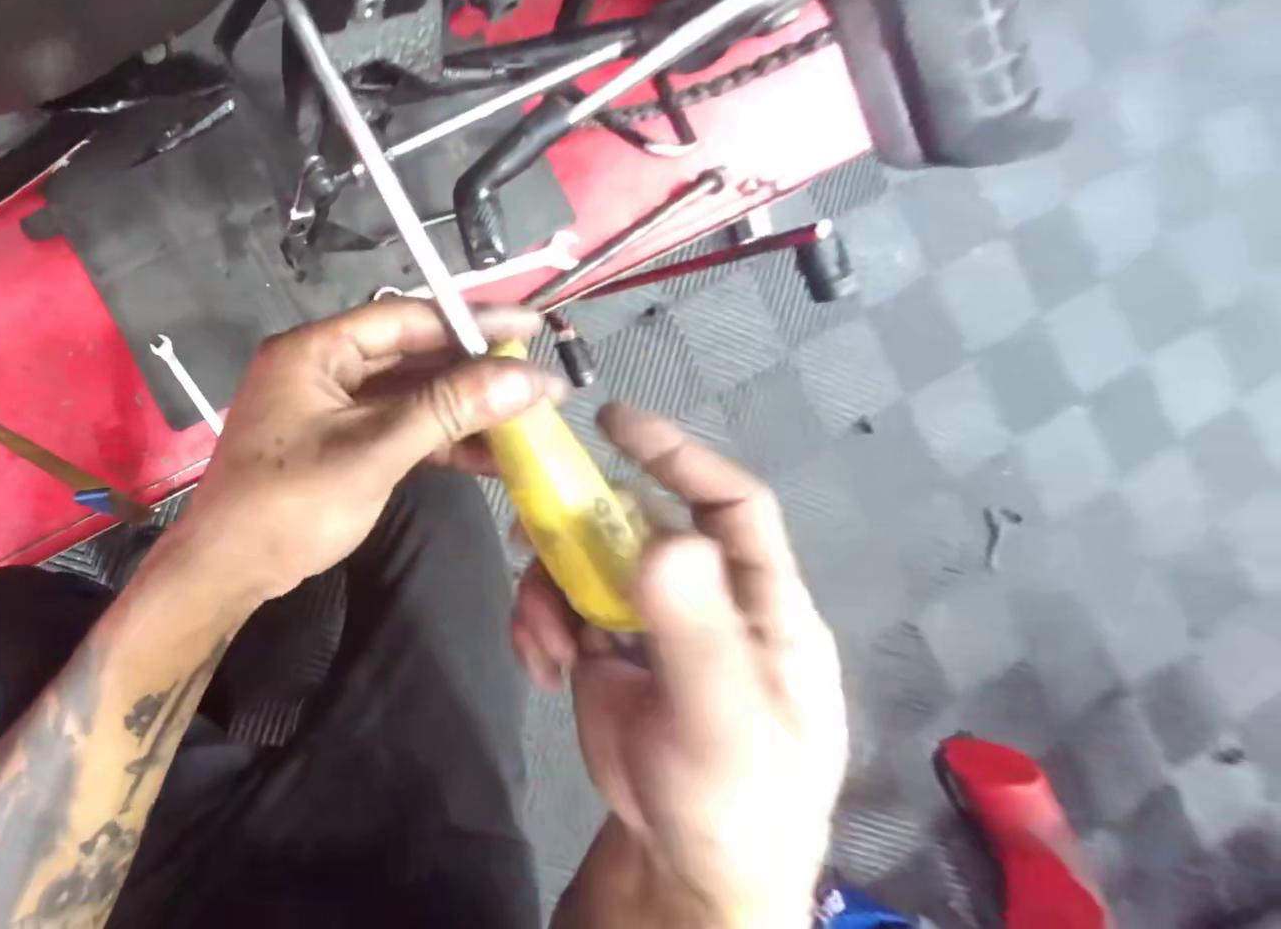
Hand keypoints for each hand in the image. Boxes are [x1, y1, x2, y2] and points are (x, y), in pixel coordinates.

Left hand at [175, 299, 565, 604]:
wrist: (228, 570)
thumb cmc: (290, 504)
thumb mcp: (373, 452)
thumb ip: (448, 410)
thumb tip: (526, 378)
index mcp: (314, 350)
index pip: (404, 318)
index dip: (470, 320)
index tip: (529, 326)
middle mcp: (321, 368)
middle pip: (409, 355)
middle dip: (472, 369)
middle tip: (535, 375)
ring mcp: (329, 407)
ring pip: (407, 395)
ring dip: (460, 408)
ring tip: (525, 416)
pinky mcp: (338, 442)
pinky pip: (396, 427)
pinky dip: (437, 439)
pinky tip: (488, 453)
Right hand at [514, 405, 846, 928]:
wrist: (682, 864)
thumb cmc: (731, 798)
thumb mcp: (722, 721)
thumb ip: (696, 633)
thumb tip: (666, 538)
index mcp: (757, 600)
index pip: (729, 503)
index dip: (677, 454)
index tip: (614, 421)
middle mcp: (702, 593)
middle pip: (632, 524)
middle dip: (577, 530)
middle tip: (529, 534)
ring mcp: (647, 615)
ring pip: (582, 559)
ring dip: (546, 589)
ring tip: (540, 643)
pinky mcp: (602, 639)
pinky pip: (557, 601)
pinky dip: (535, 621)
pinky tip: (538, 664)